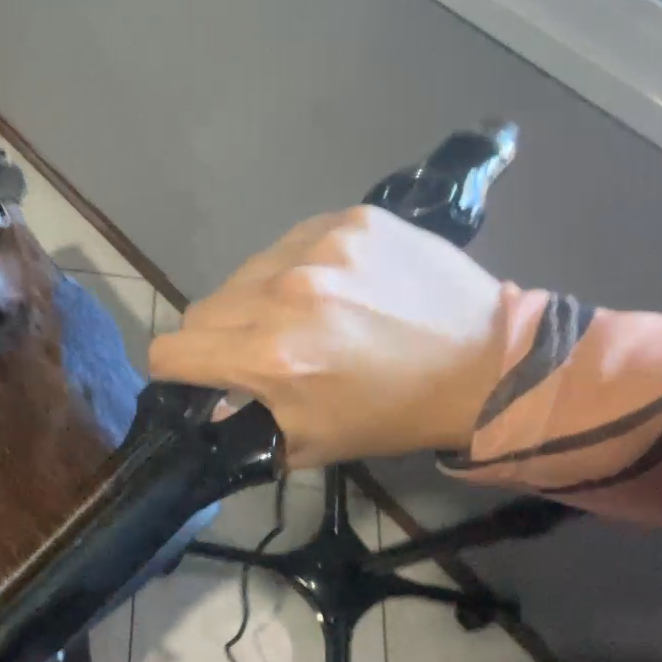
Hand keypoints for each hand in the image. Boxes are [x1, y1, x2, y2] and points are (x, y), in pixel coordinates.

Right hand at [149, 206, 507, 468]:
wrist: (492, 363)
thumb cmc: (393, 412)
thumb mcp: (306, 441)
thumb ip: (241, 425)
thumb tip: (208, 402)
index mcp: (267, 357)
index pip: (170, 350)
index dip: (176, 369)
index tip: (198, 375)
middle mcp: (281, 295)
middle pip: (200, 311)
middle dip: (217, 337)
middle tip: (260, 349)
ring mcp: (316, 250)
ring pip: (241, 275)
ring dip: (257, 299)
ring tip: (307, 315)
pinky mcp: (347, 220)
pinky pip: (287, 244)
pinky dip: (297, 267)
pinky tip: (336, 286)